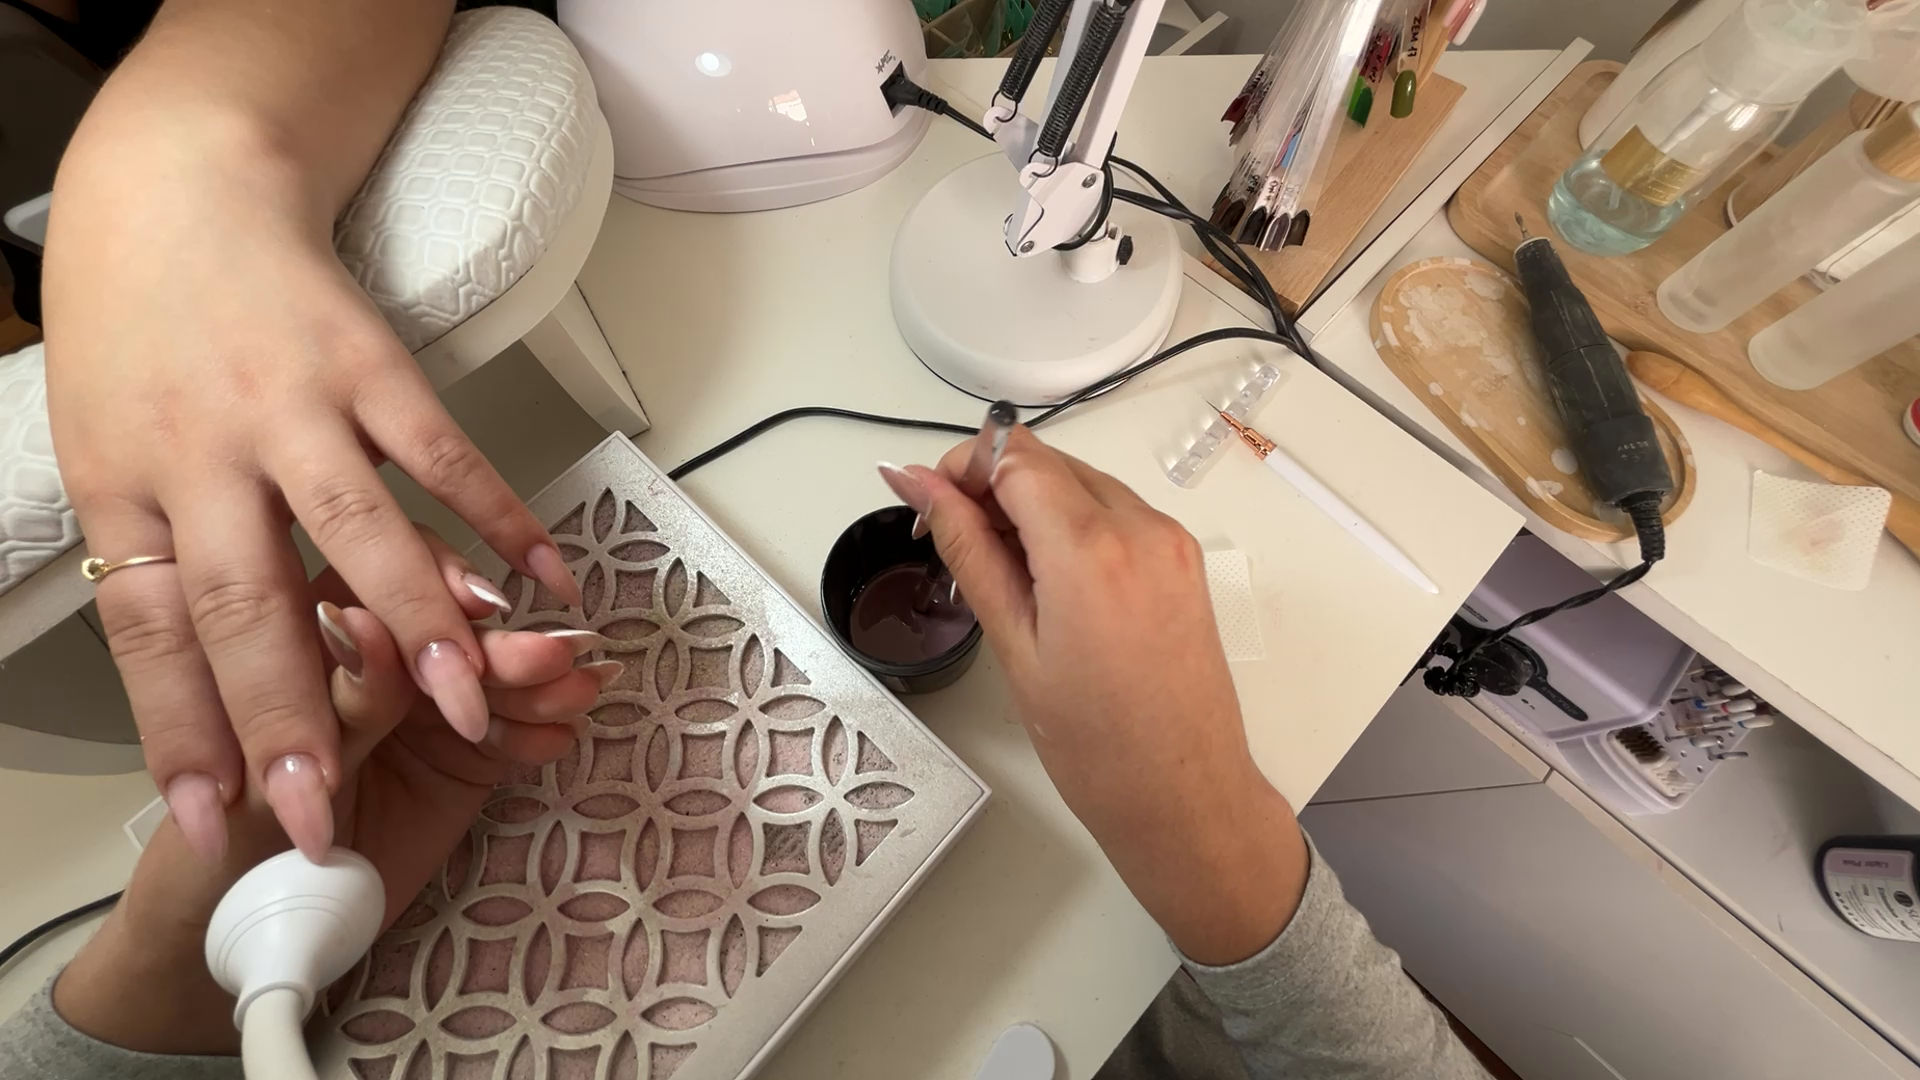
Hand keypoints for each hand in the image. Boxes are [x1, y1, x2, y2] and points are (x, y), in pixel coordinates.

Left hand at [44, 142, 580, 866]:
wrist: (181, 195)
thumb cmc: (154, 330)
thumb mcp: (128, 446)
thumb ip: (205, 547)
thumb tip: (302, 649)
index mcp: (128, 489)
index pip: (157, 637)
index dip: (188, 733)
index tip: (223, 820)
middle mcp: (205, 459)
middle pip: (252, 606)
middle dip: (295, 717)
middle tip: (330, 806)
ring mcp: (297, 411)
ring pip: (361, 536)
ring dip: (421, 626)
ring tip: (466, 702)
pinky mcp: (376, 370)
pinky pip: (448, 459)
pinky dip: (502, 519)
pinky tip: (544, 574)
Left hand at [51, 537, 614, 1055]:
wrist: (254, 942)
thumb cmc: (225, 852)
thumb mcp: (268, 777)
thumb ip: (329, 705)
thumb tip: (356, 618)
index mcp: (316, 651)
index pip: (383, 596)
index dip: (440, 595)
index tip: (483, 610)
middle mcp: (388, 670)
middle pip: (462, 638)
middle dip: (510, 649)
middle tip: (554, 659)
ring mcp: (438, 712)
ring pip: (502, 683)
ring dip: (544, 686)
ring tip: (578, 695)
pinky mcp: (474, 757)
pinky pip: (520, 735)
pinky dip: (545, 732)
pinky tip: (561, 735)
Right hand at [881, 429, 1307, 963]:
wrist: (1184, 795)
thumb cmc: (1090, 742)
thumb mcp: (1012, 641)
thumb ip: (965, 546)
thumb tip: (915, 481)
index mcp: (1090, 548)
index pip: (1013, 455)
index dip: (963, 467)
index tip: (932, 505)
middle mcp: (1140, 524)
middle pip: (1047, 460)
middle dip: (991, 484)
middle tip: (958, 541)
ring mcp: (1170, 537)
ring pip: (1079, 481)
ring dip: (1030, 504)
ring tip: (1003, 569)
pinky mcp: (1182, 555)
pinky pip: (1113, 509)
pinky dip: (1070, 521)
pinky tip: (1049, 574)